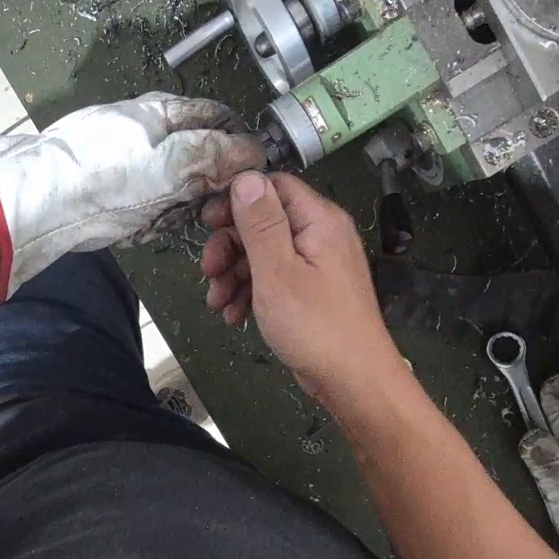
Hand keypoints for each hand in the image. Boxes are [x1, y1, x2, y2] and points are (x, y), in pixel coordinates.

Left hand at [0, 92, 264, 301]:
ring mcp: (121, 157)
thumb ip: (212, 156)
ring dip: (163, 212)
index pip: (216, 119)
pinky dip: (138, 220)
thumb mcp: (168, 166)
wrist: (35, 206)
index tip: (242, 182)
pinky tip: (125, 229)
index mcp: (160, 111)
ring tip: (143, 221)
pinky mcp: (103, 185)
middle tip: (178, 211)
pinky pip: (139, 205)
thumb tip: (252, 151)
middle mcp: (142, 128)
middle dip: (191, 192)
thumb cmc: (100, 181)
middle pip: (192, 158)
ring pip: (167, 188)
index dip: (234, 150)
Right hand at [200, 171, 401, 405]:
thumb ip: (260, 224)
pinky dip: (251, 294)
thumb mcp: (277, 271)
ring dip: (234, 276)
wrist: (352, 380)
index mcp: (318, 221)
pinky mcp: (311, 292)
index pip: (273, 187)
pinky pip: (274, 280)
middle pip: (264, 223)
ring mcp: (317, 266)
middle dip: (229, 247)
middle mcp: (320, 236)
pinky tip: (234, 316)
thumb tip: (246, 178)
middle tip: (207, 272)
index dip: (236, 200)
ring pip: (264, 256)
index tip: (207, 223)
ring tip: (217, 304)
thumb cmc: (314, 325)